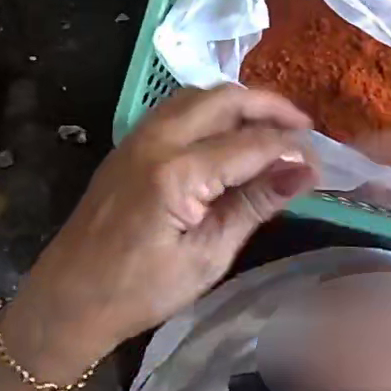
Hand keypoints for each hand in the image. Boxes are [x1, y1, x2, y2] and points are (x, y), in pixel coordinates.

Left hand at [10, 87, 318, 371]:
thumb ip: (253, 205)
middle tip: (304, 129)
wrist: (70, 295)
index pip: (250, 144)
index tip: (320, 163)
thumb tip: (304, 172)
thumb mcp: (207, 256)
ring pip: (200, 95)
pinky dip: (212, 109)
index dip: (290, 149)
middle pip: (225, 99)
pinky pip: (179, 107)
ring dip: (240, 103)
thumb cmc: (140, 290)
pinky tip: (230, 133)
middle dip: (270, 107)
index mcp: (177, 172)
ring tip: (273, 128)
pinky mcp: (131, 141)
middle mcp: (157, 139)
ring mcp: (139, 135)